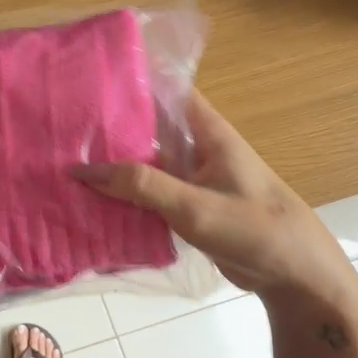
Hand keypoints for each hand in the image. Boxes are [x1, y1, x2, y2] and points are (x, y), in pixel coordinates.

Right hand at [75, 90, 357, 305]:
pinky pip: (149, 192)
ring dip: (114, 164)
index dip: (132, 82)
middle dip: (111, 127)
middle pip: (149, 128)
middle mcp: (198, 149)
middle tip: (62, 126)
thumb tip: (82, 170)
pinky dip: (125, 194)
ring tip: (65, 159)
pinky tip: (92, 199)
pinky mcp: (189, 206)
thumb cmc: (254, 229)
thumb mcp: (194, 206)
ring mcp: (193, 178)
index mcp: (209, 132)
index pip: (168, 91)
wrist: (295, 276)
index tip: (89, 82)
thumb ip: (141, 186)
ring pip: (146, 162)